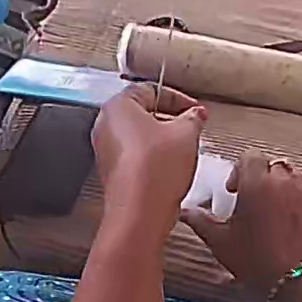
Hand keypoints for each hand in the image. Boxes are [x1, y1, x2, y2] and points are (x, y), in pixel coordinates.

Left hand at [92, 83, 206, 231]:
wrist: (140, 211)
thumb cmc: (155, 169)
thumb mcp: (186, 134)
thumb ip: (193, 118)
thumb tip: (196, 115)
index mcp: (118, 107)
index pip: (150, 90)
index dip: (178, 98)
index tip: (194, 109)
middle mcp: (105, 126)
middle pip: (142, 113)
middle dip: (170, 118)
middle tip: (191, 127)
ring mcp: (106, 151)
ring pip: (138, 136)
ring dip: (162, 139)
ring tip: (184, 148)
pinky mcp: (113, 172)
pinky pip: (135, 157)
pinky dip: (152, 157)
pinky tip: (170, 167)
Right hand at [182, 152, 301, 296]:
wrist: (293, 280)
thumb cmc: (255, 260)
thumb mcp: (220, 241)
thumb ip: (200, 220)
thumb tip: (184, 211)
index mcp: (254, 183)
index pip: (248, 158)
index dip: (239, 172)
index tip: (234, 190)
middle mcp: (280, 179)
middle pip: (268, 166)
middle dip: (259, 179)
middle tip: (251, 202)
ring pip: (289, 175)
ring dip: (279, 185)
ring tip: (271, 208)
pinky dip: (300, 192)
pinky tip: (291, 210)